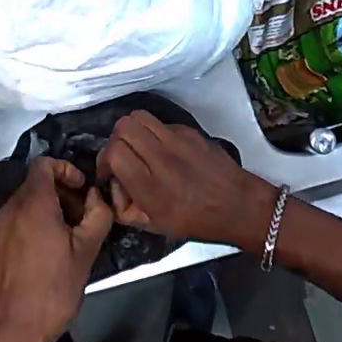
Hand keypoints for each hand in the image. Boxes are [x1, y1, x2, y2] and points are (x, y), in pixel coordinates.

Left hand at [0, 157, 112, 341]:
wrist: (8, 336)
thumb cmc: (51, 292)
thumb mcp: (86, 252)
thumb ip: (98, 215)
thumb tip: (97, 197)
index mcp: (32, 204)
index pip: (44, 164)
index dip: (66, 170)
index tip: (81, 190)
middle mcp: (6, 211)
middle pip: (33, 187)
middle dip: (59, 196)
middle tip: (79, 219)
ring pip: (20, 209)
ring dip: (42, 215)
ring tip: (61, 243)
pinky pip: (8, 229)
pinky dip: (25, 232)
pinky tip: (38, 260)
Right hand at [97, 111, 274, 250]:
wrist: (237, 205)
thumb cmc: (195, 221)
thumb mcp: (153, 226)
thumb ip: (123, 207)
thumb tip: (112, 183)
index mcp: (151, 187)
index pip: (114, 152)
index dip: (104, 159)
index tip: (109, 171)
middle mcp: (162, 158)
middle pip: (123, 127)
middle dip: (115, 140)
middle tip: (122, 156)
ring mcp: (178, 140)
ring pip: (139, 116)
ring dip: (132, 130)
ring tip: (138, 147)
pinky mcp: (190, 131)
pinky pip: (160, 122)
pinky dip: (153, 132)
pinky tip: (162, 148)